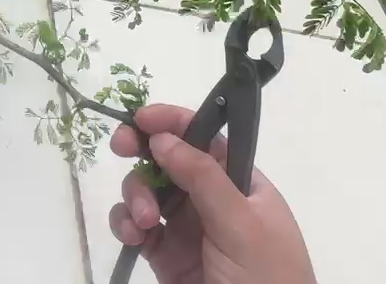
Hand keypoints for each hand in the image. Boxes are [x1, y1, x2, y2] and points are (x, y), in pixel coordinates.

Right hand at [107, 104, 315, 283]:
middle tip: (120, 147)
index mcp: (242, 187)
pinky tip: (131, 235)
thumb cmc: (264, 281)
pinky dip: (126, 223)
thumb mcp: (242, 227)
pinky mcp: (164, 254)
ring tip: (144, 221)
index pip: (204, 138)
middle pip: (166, 158)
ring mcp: (186, 228)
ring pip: (146, 188)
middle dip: (140, 150)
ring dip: (135, 195)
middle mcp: (212, 201)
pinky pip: (134, 223)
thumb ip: (202, 177)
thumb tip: (160, 137)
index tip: (140, 119)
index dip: (172, 122)